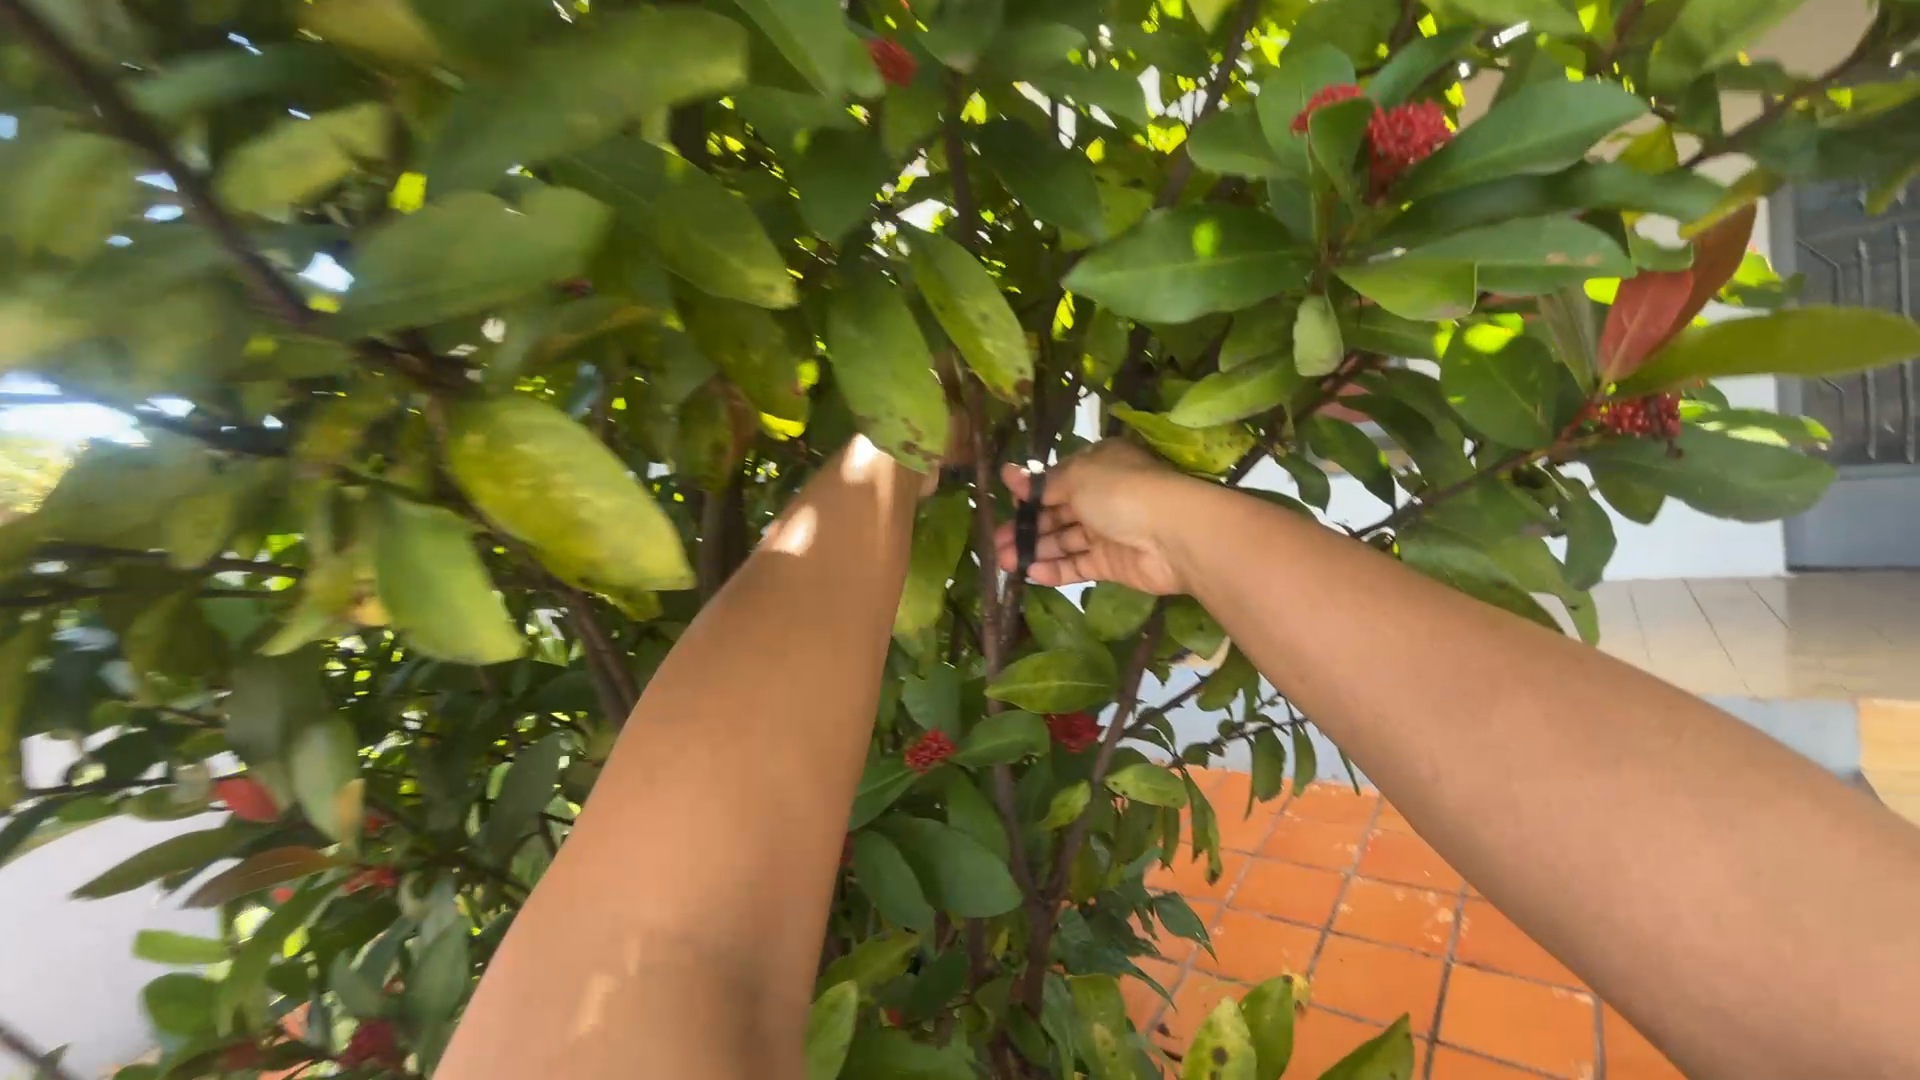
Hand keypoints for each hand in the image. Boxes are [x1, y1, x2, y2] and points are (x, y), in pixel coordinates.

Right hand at [993, 439, 1193, 594]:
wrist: (1174, 534)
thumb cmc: (1122, 492)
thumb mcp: (1076, 477)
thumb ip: (1042, 483)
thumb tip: (1008, 474)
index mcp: (1098, 466)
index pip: (1057, 479)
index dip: (1030, 491)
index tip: (1004, 500)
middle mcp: (1102, 496)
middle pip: (1056, 512)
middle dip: (1026, 526)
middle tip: (995, 542)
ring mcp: (1107, 532)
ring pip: (1063, 541)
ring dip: (1034, 550)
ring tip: (1003, 561)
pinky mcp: (1111, 564)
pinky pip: (1077, 565)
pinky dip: (1054, 570)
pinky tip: (1030, 573)